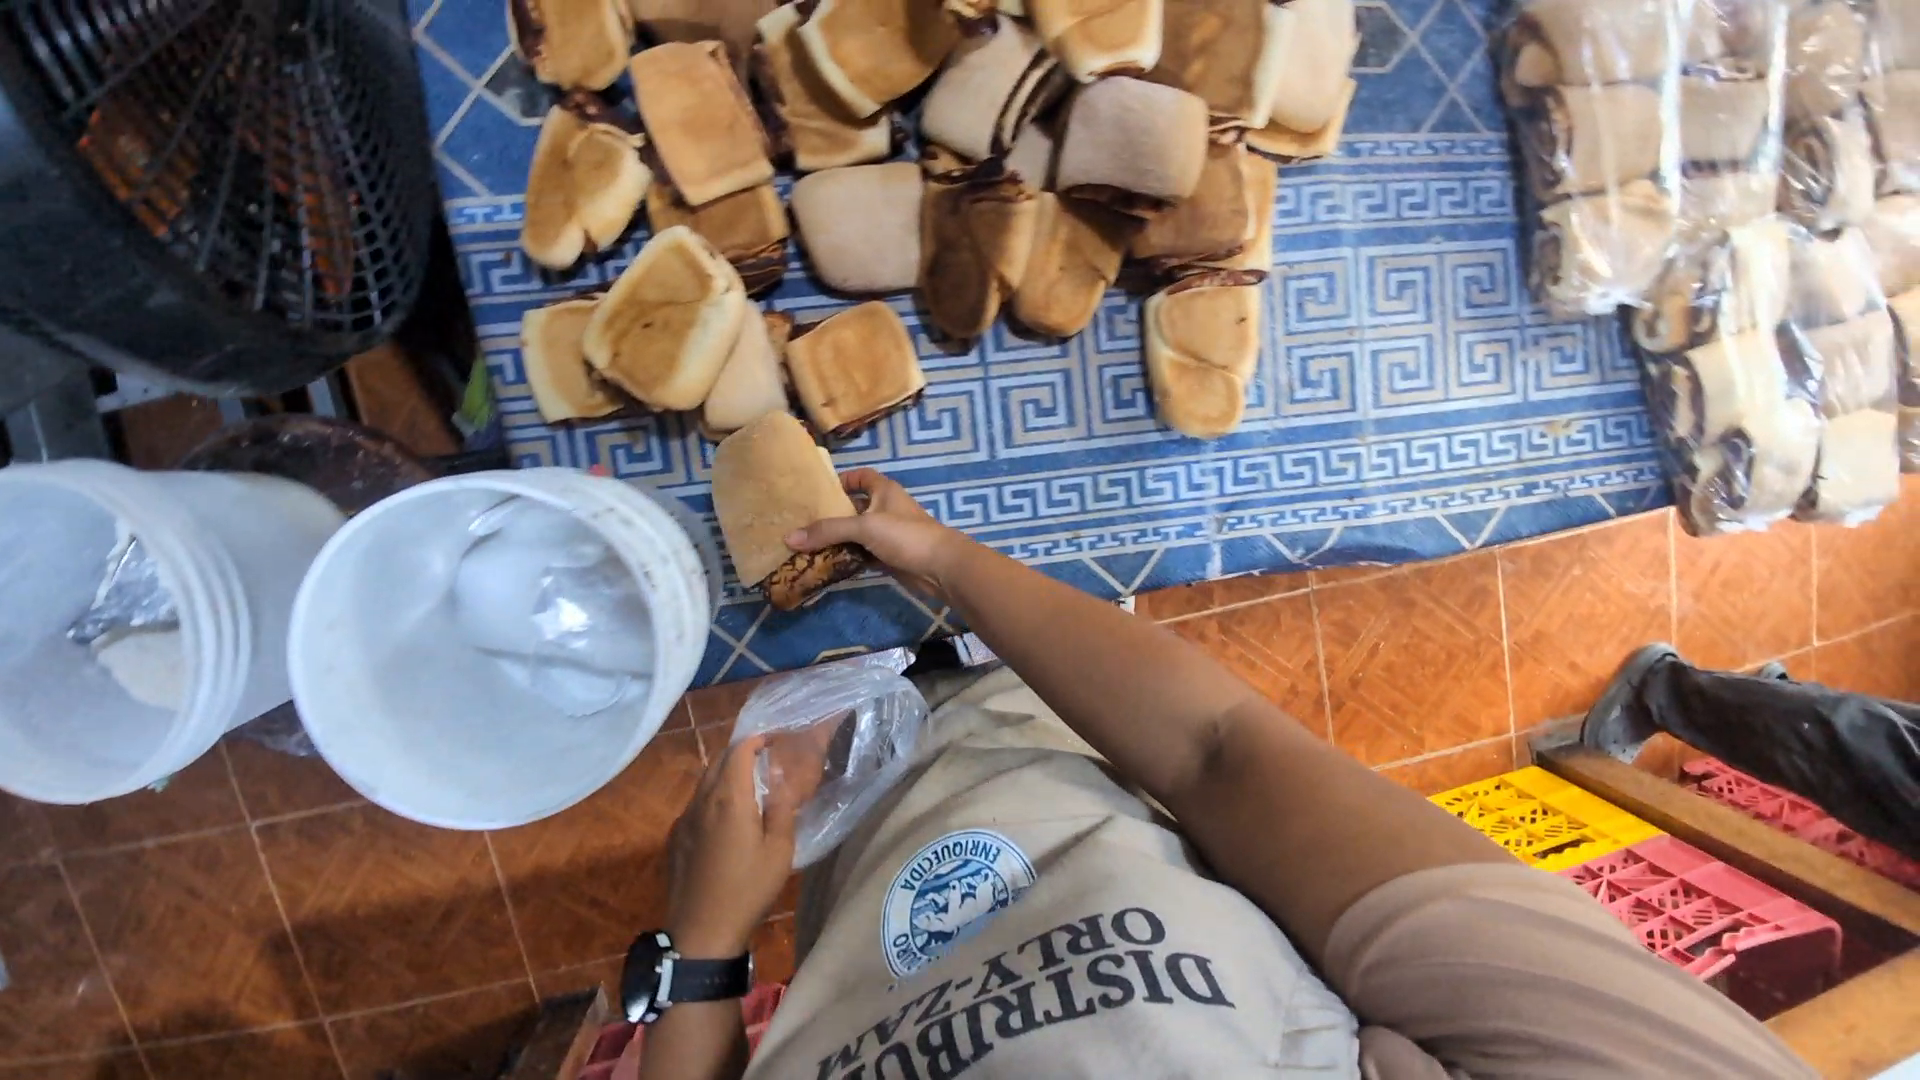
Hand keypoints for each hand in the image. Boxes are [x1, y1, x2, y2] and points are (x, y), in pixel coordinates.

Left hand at [664, 737, 807, 957]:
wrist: (701, 934)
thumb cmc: (748, 889)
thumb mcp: (779, 850)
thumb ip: (782, 809)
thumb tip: (780, 780)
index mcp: (729, 798)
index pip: (738, 751)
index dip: (756, 740)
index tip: (773, 741)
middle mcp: (702, 801)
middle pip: (717, 762)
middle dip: (739, 754)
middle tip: (763, 760)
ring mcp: (684, 820)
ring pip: (703, 783)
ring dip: (723, 775)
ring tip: (747, 786)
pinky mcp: (675, 839)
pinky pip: (694, 805)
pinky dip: (711, 798)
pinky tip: (724, 819)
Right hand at [784, 468, 969, 598]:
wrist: (940, 567)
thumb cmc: (905, 535)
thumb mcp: (864, 526)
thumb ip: (828, 530)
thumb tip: (789, 538)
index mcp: (884, 491)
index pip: (860, 476)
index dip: (842, 479)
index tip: (817, 491)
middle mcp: (885, 509)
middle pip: (853, 508)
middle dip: (830, 515)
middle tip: (800, 523)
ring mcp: (887, 535)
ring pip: (856, 534)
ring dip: (836, 540)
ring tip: (804, 545)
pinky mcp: (888, 557)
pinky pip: (861, 555)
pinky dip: (847, 558)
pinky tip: (825, 563)